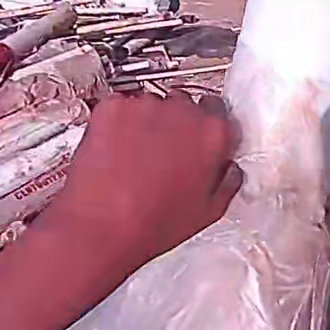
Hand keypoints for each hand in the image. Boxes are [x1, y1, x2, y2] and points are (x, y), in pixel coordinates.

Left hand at [45, 90, 243, 274]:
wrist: (100, 227)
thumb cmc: (151, 223)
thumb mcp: (209, 212)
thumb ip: (228, 180)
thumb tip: (229, 169)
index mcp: (213, 134)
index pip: (218, 110)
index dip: (205, 126)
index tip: (197, 137)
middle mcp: (184, 112)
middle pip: (184, 103)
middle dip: (176, 123)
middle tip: (162, 151)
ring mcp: (147, 106)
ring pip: (151, 103)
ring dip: (146, 121)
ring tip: (134, 154)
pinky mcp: (114, 106)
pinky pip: (120, 105)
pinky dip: (117, 121)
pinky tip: (115, 148)